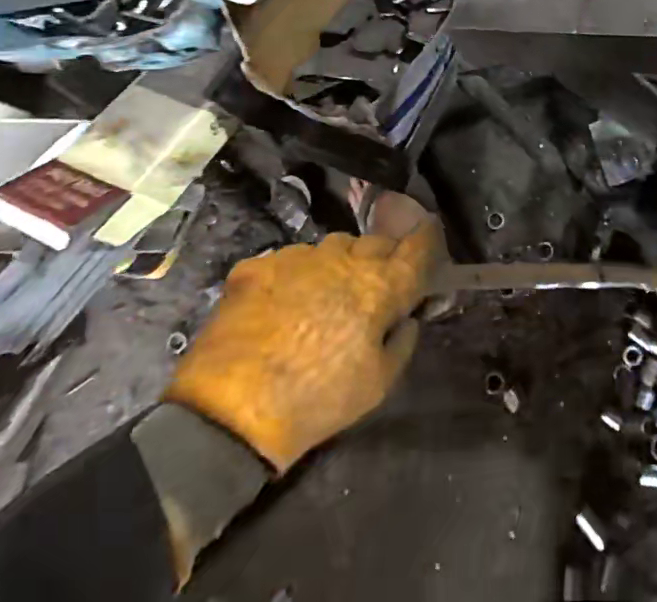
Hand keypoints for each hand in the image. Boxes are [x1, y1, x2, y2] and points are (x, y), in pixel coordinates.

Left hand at [166, 222, 440, 470]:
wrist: (227, 418)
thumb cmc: (318, 401)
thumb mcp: (381, 381)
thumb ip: (404, 339)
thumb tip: (407, 317)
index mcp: (382, 286)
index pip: (418, 244)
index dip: (428, 238)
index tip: (429, 238)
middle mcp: (344, 261)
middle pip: (376, 242)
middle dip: (383, 258)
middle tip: (375, 287)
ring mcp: (298, 260)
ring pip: (333, 246)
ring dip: (340, 263)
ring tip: (328, 292)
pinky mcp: (256, 268)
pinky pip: (290, 258)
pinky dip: (297, 274)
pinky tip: (285, 302)